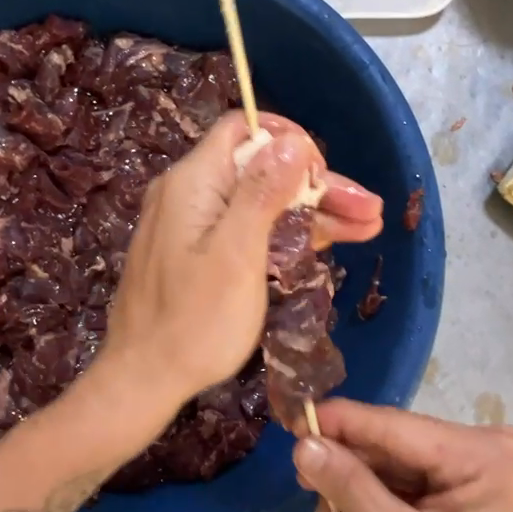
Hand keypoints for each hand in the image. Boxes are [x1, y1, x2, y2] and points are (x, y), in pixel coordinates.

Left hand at [98, 112, 382, 414]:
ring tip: (369, 225)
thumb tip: (291, 141)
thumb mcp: (236, 255)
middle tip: (370, 209)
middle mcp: (189, 194)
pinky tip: (332, 241)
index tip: (324, 173)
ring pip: (259, 203)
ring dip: (312, 212)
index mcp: (193, 183)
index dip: (287, 142)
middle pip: (260, 171)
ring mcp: (193, 225)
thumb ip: (261, 193)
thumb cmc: (193, 322)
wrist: (142, 380)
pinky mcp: (198, 253)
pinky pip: (247, 229)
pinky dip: (286, 234)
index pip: (242, 132)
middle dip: (316, 186)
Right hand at [293, 400, 512, 511]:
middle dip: (348, 471)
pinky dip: (383, 504)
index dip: (337, 422)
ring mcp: (482, 464)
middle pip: (393, 444)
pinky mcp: (473, 483)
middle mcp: (487, 445)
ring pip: (397, 463)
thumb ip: (350, 487)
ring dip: (360, 493)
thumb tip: (302, 444)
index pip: (393, 425)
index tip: (291, 423)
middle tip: (305, 489)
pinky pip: (413, 479)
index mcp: (483, 453)